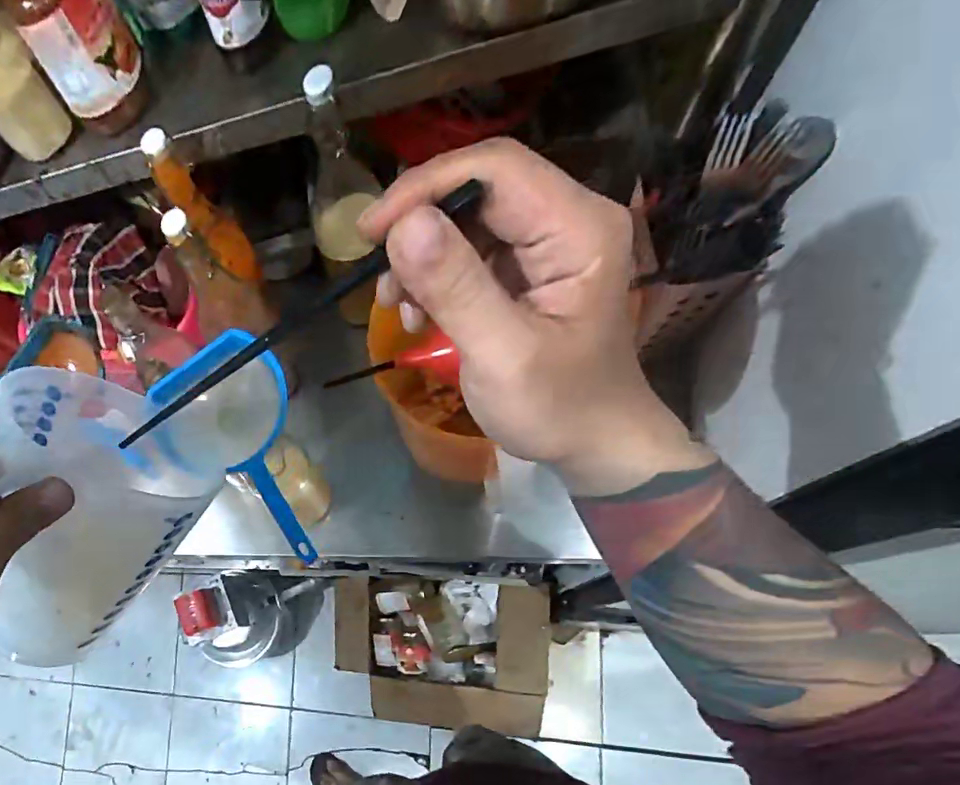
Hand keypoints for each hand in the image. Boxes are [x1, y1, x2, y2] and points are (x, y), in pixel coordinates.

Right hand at [356, 139, 710, 493]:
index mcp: (575, 229)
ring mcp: (543, 245)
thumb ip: (456, 286)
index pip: (495, 169)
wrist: (592, 440)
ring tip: (400, 307)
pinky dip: (429, 277)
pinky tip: (419, 314)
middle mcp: (564, 220)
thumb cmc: (555, 404)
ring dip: (417, 258)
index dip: (424, 189)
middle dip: (415, 228)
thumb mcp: (500, 351)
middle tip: (381, 281)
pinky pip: (464, 251)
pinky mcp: (522, 269)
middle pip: (476, 188)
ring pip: (462, 219)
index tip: (368, 234)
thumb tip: (402, 227)